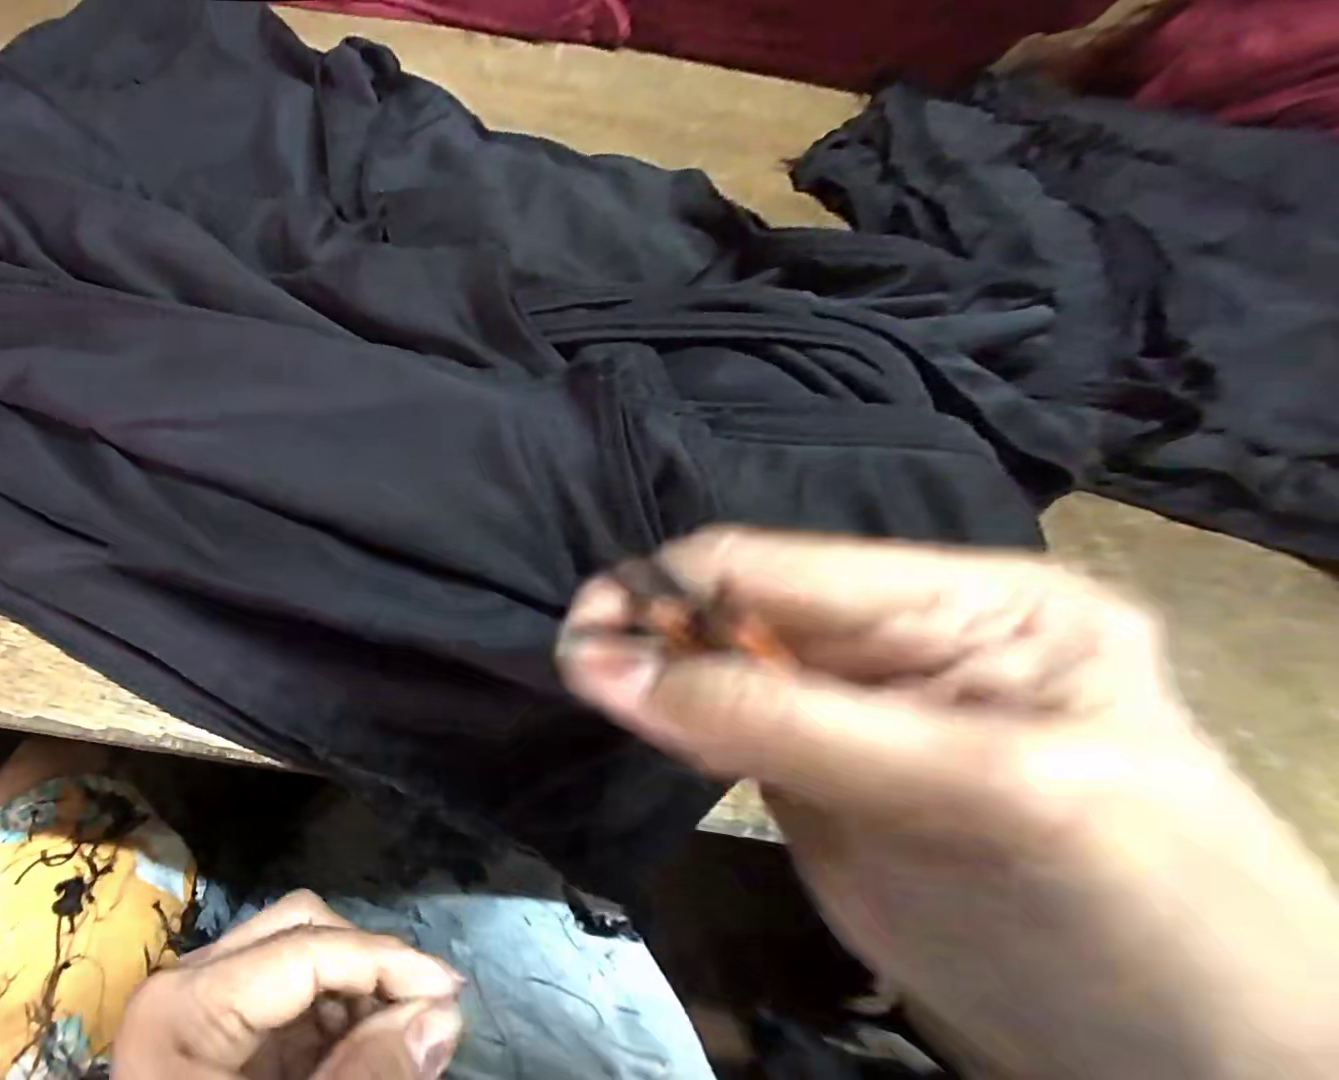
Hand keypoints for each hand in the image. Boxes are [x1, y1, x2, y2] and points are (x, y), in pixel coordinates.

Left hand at [113, 890, 463, 1079]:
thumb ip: (366, 1074)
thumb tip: (443, 1017)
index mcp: (187, 1004)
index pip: (305, 946)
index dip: (385, 959)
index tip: (450, 987)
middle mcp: (186, 983)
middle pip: (298, 928)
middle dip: (367, 963)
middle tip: (424, 1008)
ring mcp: (197, 1004)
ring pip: (295, 955)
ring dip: (355, 988)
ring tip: (400, 1034)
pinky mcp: (213, 1032)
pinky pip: (284, 998)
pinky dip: (332, 1016)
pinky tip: (364, 1046)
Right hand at [558, 528, 1338, 1079]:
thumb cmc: (1131, 922)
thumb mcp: (966, 791)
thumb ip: (769, 720)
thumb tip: (599, 665)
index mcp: (959, 597)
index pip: (768, 562)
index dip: (665, 591)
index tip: (582, 646)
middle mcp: (897, 629)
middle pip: (732, 603)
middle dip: (655, 637)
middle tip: (587, 680)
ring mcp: (854, 695)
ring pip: (715, 659)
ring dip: (659, 679)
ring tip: (624, 711)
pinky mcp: (819, 756)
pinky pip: (724, 717)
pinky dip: (680, 722)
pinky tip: (669, 739)